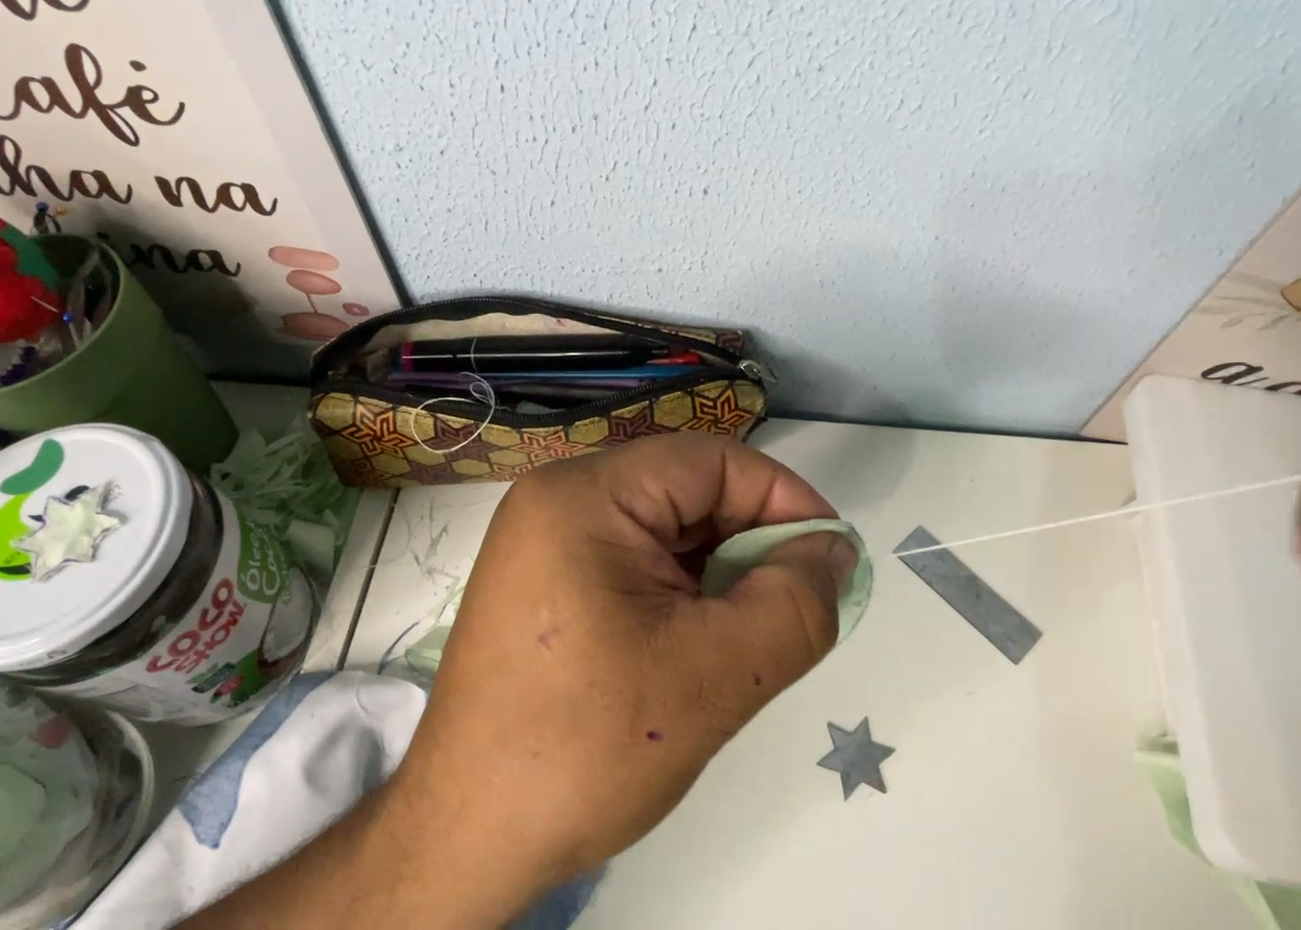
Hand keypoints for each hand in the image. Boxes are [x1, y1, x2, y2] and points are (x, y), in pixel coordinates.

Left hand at [192, 433, 854, 928]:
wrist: (468, 838)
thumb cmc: (587, 748)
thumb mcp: (716, 674)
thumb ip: (796, 603)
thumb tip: (833, 552)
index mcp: (585, 496)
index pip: (714, 462)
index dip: (784, 502)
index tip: (829, 565)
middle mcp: (556, 501)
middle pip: (686, 492)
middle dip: (750, 546)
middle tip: (787, 616)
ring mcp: (542, 543)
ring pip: (664, 532)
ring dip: (718, 577)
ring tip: (739, 645)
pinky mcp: (542, 585)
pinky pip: (632, 564)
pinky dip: (680, 596)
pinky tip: (693, 651)